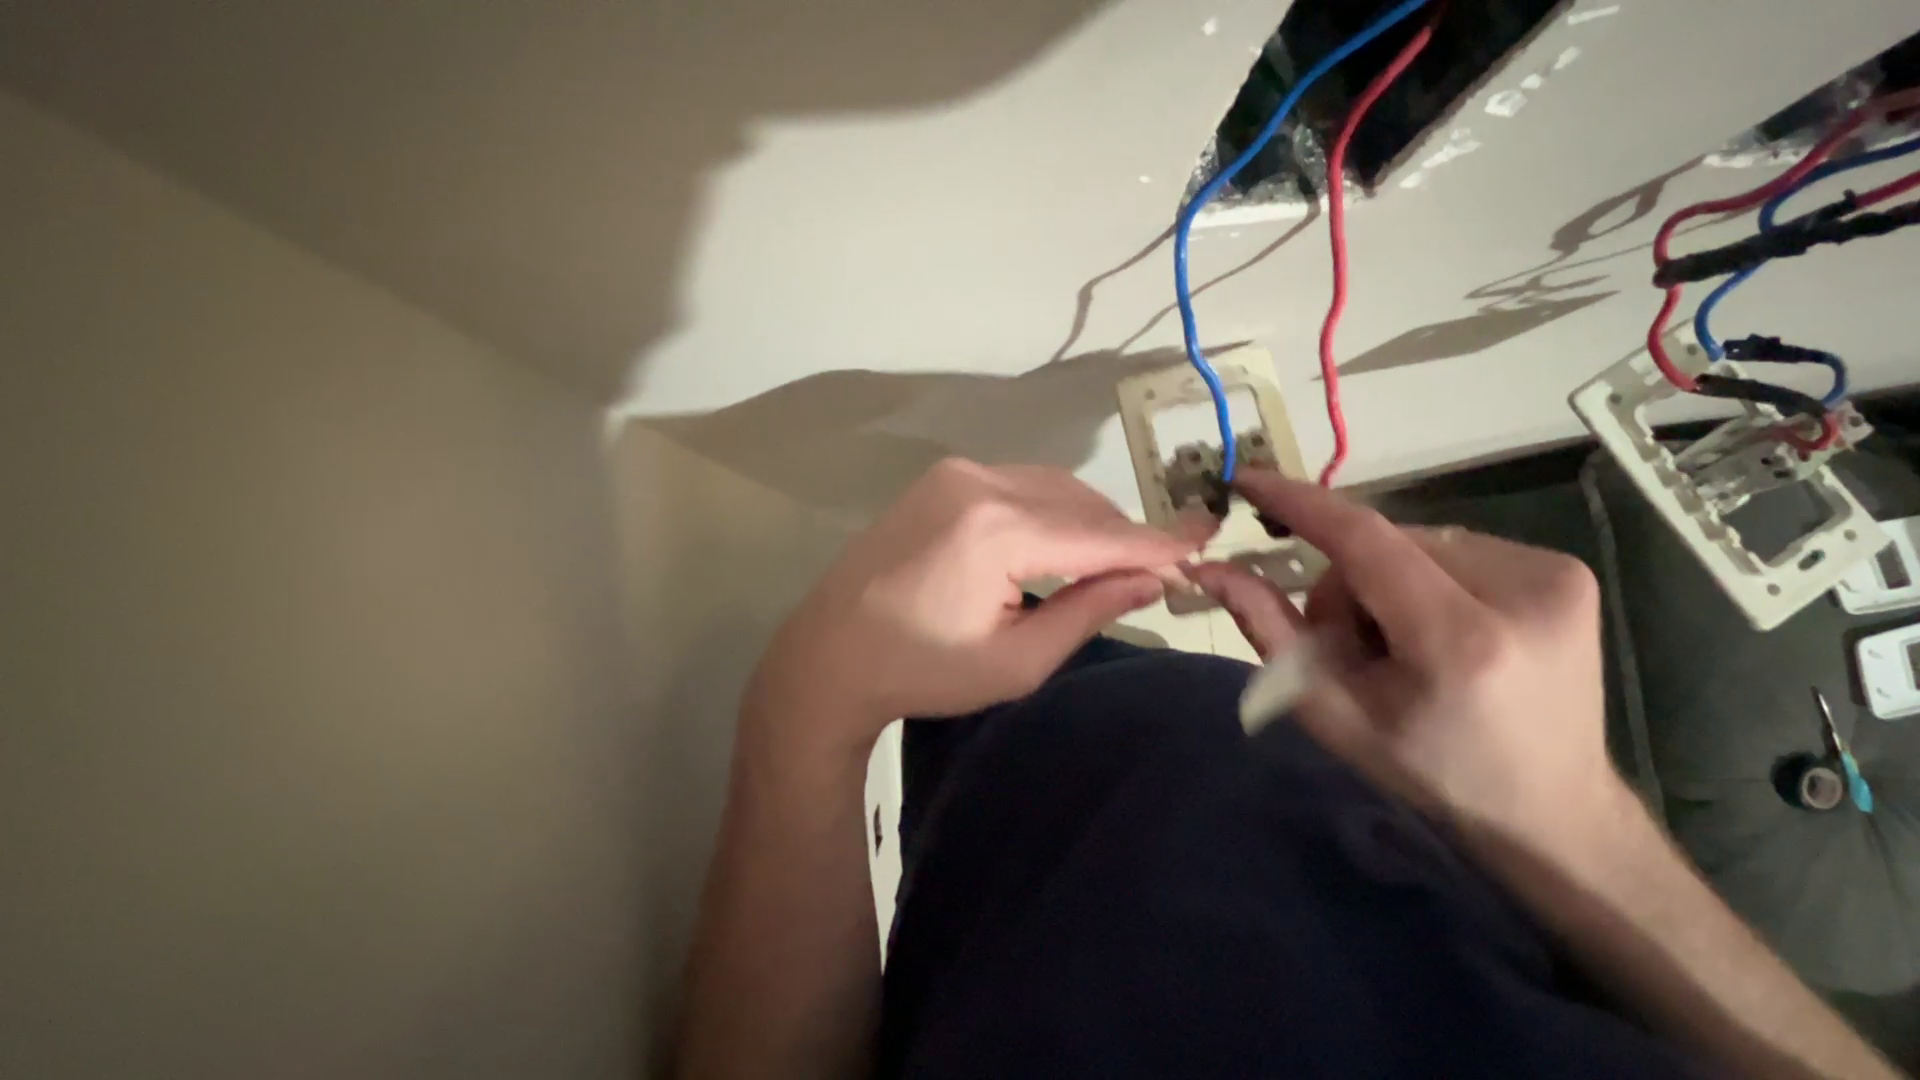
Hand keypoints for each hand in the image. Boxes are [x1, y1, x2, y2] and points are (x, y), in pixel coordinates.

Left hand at [747, 458, 1199, 756]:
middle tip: (1159, 571)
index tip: (1207, 542)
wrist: (830, 653)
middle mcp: (979, 483)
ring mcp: (956, 474)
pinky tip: (1060, 543)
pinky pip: (1020, 484)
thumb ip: (1088, 611)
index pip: (1100, 535)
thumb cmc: (922, 672)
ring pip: (1053, 487)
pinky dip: (1052, 509)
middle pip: (1080, 503)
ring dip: (1089, 520)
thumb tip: (1152, 579)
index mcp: (997, 531)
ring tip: (1112, 564)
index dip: (1157, 543)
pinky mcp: (942, 478)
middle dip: (1123, 535)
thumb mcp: (1016, 661)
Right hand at [1187, 469, 1624, 852]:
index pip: (1363, 540)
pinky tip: (1445, 630)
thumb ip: (1270, 632)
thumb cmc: (1429, 771)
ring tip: (1404, 644)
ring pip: (1418, 540)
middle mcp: (1522, 592)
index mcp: (1460, 641)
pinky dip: (1429, 579)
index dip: (1298, 503)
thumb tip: (1210, 569)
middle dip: (1346, 582)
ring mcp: (1556, 575)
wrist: (1552, 809)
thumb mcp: (1332, 713)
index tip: (1248, 480)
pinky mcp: (1570, 570)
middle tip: (1350, 646)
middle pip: (1384, 543)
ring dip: (1386, 578)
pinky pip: (1458, 547)